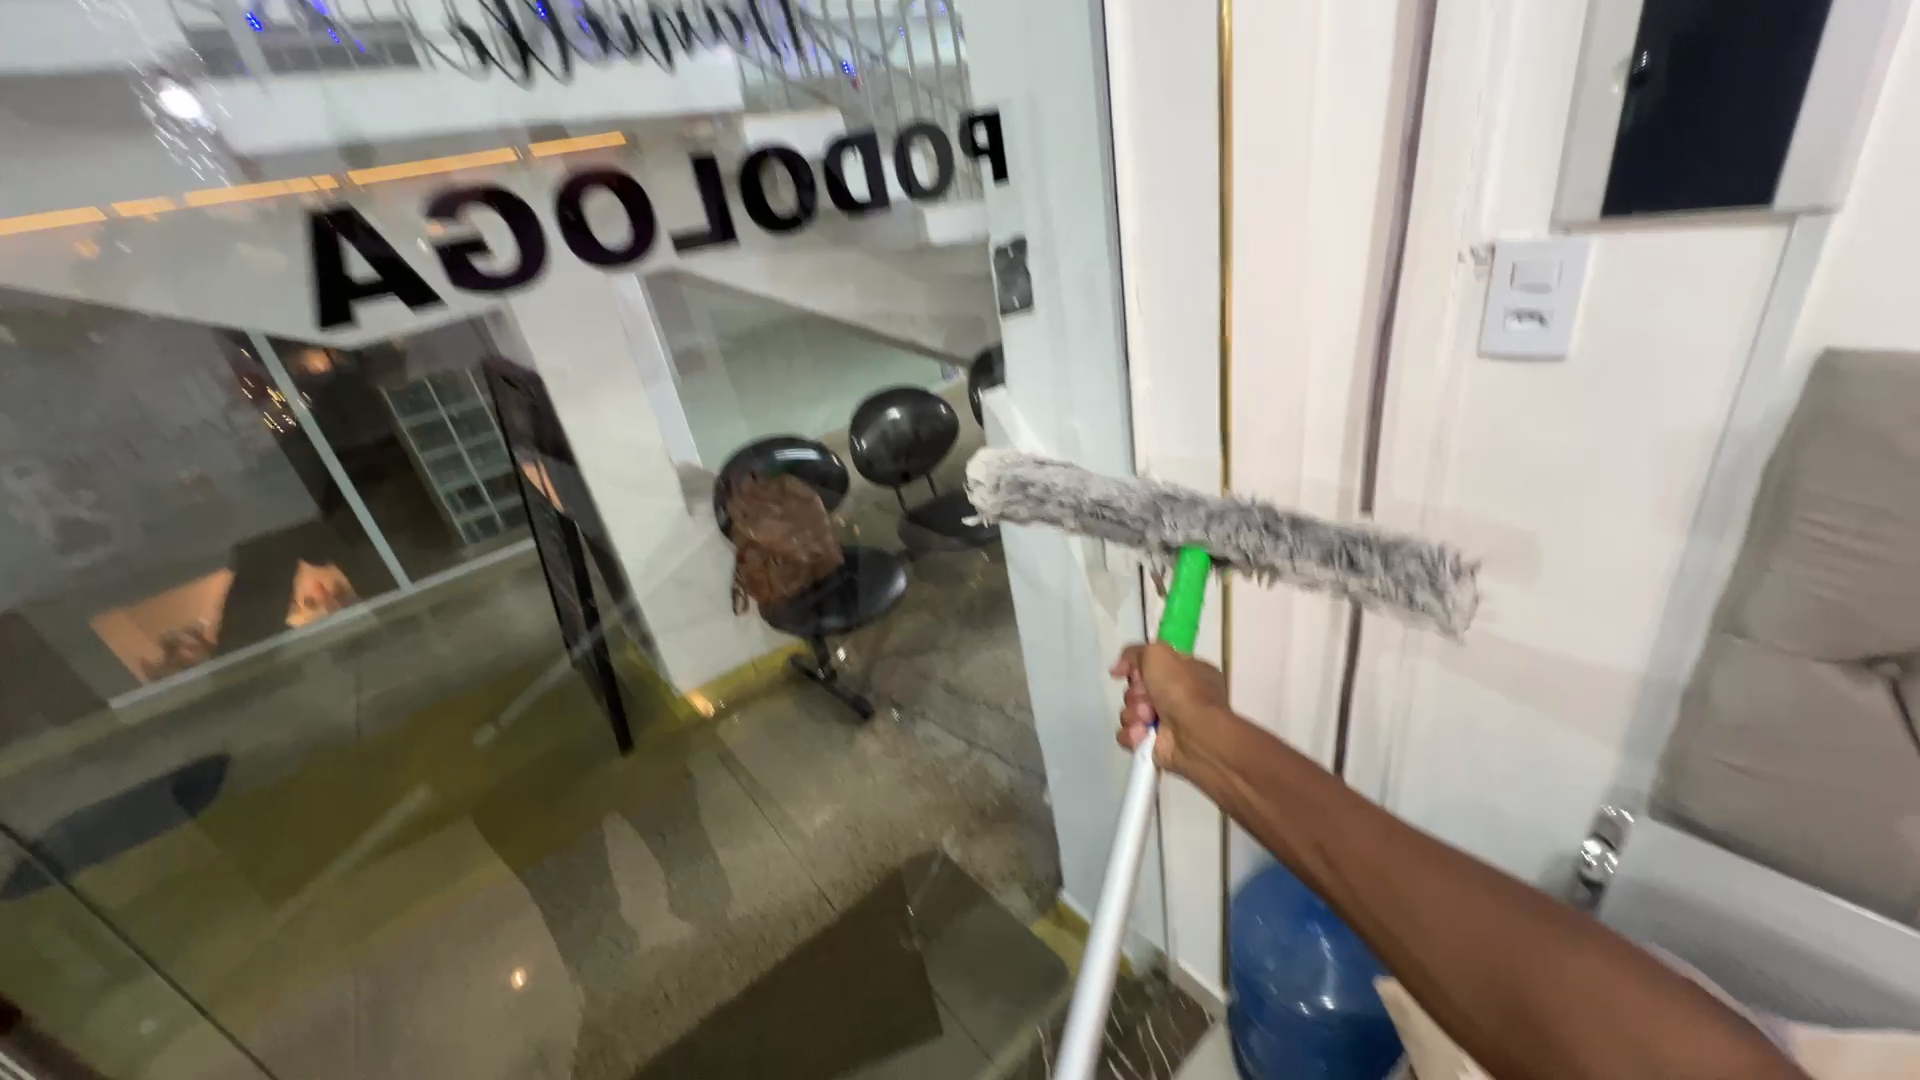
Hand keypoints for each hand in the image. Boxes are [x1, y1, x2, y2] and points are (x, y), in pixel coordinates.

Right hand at [1109, 643, 1232, 776]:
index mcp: (1189, 673)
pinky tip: (1143, 734)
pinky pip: (1130, 735)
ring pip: (1131, 712)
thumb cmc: (1181, 690)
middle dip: (1135, 695)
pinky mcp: (1157, 745)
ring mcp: (1168, 723)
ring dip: (1133, 714)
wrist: (1193, 734)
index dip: (1140, 669)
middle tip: (1146, 699)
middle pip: (1138, 690)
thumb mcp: (1158, 654)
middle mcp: (1179, 697)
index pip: (1154, 666)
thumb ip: (1134, 653)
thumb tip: (1117, 669)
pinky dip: (1133, 734)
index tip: (1136, 673)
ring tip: (1147, 719)